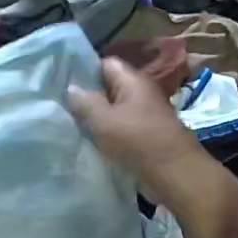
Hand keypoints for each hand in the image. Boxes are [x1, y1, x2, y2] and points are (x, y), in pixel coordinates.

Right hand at [68, 57, 215, 208]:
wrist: (174, 174)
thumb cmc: (138, 142)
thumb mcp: (104, 120)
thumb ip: (85, 102)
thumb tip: (71, 88)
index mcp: (133, 81)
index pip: (105, 63)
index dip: (84, 70)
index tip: (63, 83)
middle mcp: (141, 94)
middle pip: (109, 88)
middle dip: (88, 97)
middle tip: (62, 107)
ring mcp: (145, 116)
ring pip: (114, 111)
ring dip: (97, 119)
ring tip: (71, 126)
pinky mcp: (146, 137)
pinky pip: (121, 129)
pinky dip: (108, 135)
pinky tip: (90, 143)